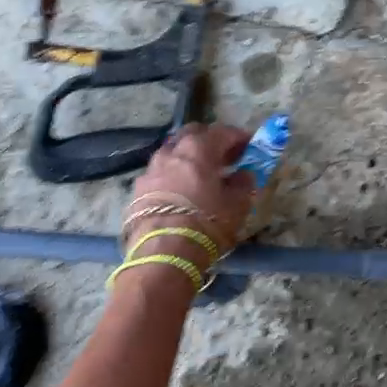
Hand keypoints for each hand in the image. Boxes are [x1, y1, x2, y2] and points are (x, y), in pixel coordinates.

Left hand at [125, 123, 256, 259]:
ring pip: (171, 152)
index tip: (249, 146)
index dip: (239, 137)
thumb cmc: (206, 224)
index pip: (223, 132)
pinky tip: (180, 192)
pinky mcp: (137, 191)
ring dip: (187, 157)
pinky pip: (159, 174)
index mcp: (198, 149)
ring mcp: (151, 170)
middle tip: (222, 156)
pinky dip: (172, 176)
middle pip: (192, 134)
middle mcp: (172, 152)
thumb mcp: (237, 205)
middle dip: (209, 140)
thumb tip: (243, 175)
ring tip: (199, 175)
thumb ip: (243, 183)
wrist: (163, 254)